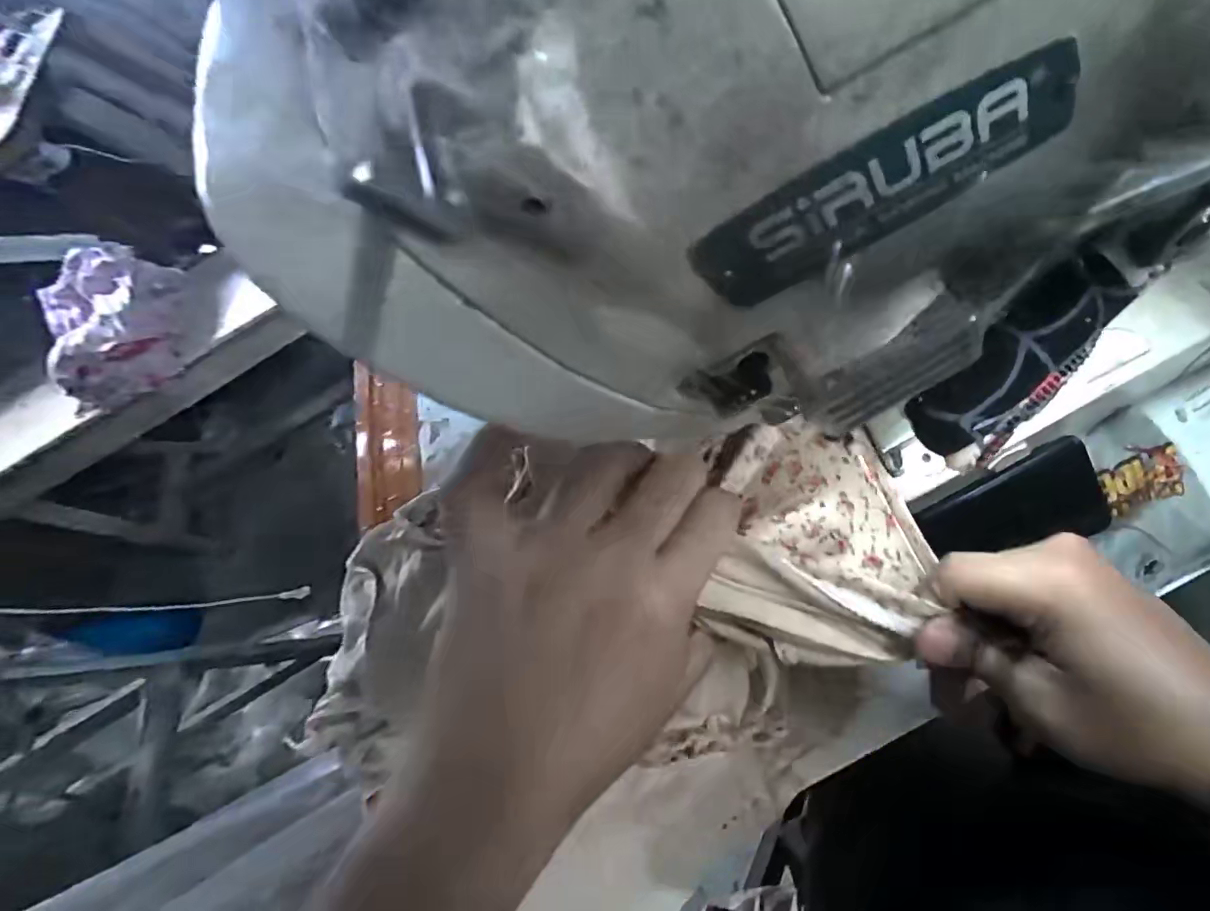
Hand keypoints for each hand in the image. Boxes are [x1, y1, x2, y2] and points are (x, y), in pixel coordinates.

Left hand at [415, 427, 739, 837]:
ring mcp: (542, 548)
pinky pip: (483, 483)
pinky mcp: (481, 555)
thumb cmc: (598, 736)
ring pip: (599, 460)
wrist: (492, 783)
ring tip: (628, 458)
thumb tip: (704, 575)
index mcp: (665, 593)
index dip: (729, 495)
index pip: (717, 510)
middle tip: (684, 467)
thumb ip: (702, 618)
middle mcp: (612, 556)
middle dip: (689, 463)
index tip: (724, 494)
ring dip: (626, 452)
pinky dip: (499, 448)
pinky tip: (525, 426)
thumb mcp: (679, 681)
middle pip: (670, 473)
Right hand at [915, 535, 1209, 795]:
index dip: (931, 617)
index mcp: (1042, 573)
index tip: (936, 670)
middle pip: (974, 580)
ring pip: (997, 590)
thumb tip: (921, 634)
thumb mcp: (1041, 701)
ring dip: (986, 642)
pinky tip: (1025, 680)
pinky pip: (1028, 594)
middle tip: (961, 704)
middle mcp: (1054, 550)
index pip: (951, 571)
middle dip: (958, 638)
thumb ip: (976, 656)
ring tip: (993, 705)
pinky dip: (1015, 634)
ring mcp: (1074, 560)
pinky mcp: (1086, 577)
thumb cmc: (1131, 721)